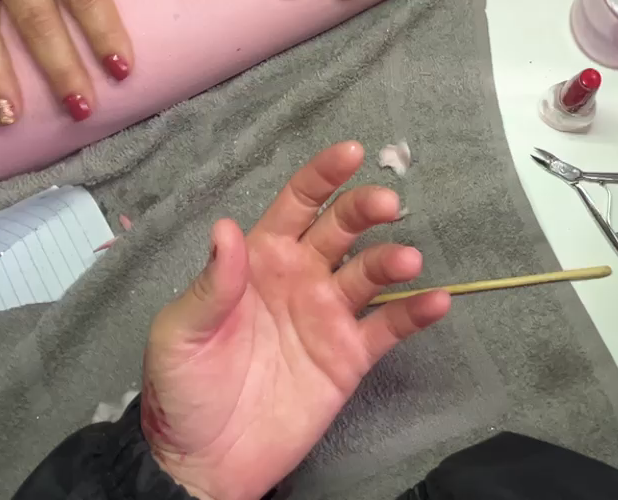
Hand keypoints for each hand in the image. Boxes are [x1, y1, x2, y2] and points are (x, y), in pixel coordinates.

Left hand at [140, 142, 450, 499]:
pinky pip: (387, 327)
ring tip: (408, 261)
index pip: (299, 203)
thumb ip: (211, 283)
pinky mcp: (349, 356)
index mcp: (263, 256)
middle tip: (387, 204)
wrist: (203, 463)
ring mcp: (329, 314)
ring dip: (392, 260)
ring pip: (369, 272)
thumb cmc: (183, 386)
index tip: (351, 153)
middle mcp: (303, 274)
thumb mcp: (181, 331)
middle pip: (342, 227)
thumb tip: (226, 228)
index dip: (323, 176)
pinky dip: (414, 312)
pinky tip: (436, 301)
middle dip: (365, 209)